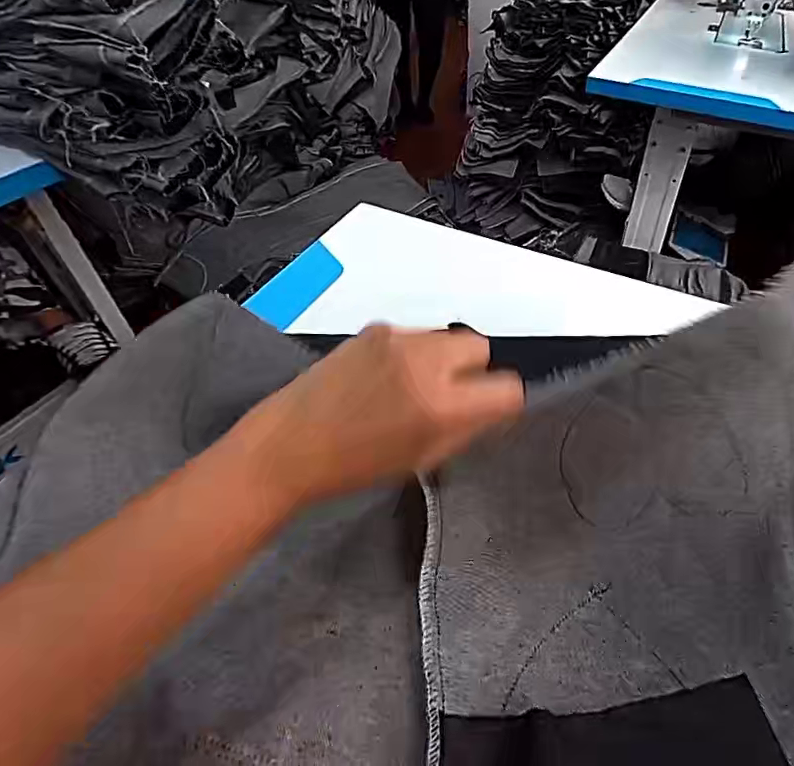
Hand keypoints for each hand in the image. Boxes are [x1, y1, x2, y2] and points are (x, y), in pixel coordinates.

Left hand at [240, 326, 522, 504]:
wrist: (286, 447)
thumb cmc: (348, 465)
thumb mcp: (422, 459)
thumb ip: (467, 429)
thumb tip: (493, 407)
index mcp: (441, 405)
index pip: (508, 388)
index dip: (505, 400)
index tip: (495, 406)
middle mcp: (425, 362)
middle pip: (481, 348)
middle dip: (474, 370)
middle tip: (451, 395)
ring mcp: (399, 340)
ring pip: (449, 337)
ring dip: (444, 359)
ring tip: (413, 387)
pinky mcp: (377, 328)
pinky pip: (417, 334)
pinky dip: (414, 352)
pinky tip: (389, 377)